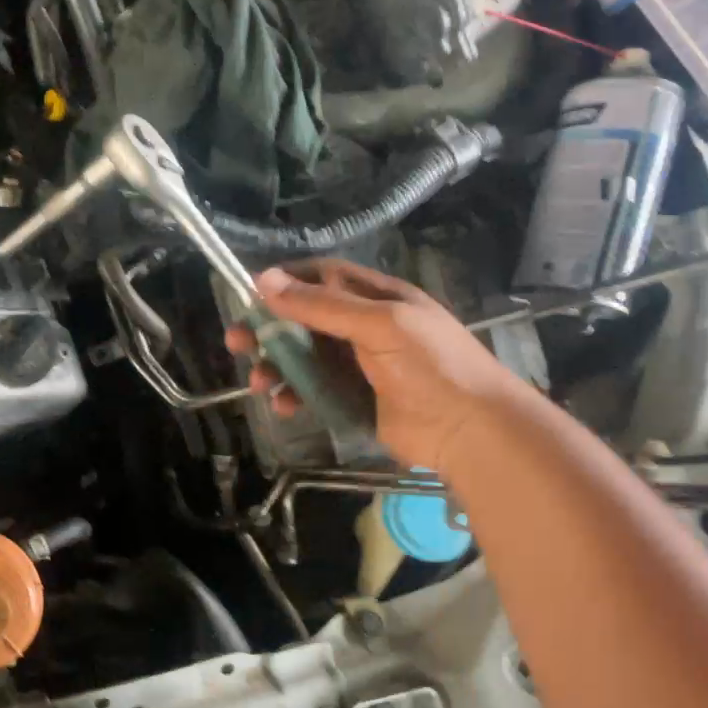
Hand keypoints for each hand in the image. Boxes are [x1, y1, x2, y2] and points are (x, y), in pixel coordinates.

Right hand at [224, 259, 526, 471]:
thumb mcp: (378, 325)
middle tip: (235, 341)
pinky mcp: (352, 399)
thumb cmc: (431, 366)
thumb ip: (320, 305)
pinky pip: (310, 391)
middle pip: (302, 319)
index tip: (248, 293)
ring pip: (300, 357)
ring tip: (257, 382)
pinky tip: (284, 406)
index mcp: (377, 298)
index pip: (322, 277)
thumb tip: (263, 279)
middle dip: (266, 329)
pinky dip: (291, 395)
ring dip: (273, 366)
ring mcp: (357, 365)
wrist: (471, 431)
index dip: (285, 281)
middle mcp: (363, 327)